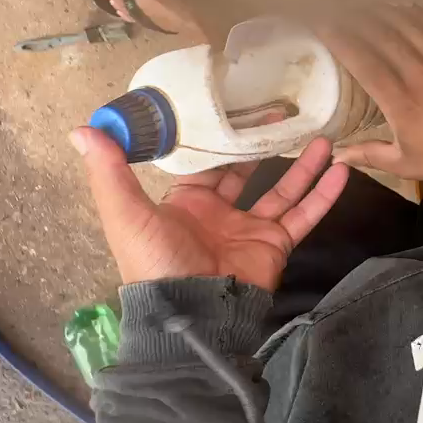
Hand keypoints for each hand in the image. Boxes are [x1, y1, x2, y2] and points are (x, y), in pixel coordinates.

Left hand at [71, 127, 349, 288]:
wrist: (190, 317)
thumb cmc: (157, 263)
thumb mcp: (126, 214)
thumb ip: (110, 172)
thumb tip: (81, 128)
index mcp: (185, 203)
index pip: (208, 161)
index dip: (224, 134)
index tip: (242, 104)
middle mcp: (220, 212)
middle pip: (250, 170)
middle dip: (268, 143)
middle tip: (288, 112)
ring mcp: (251, 229)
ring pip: (285, 188)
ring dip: (305, 164)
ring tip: (326, 135)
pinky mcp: (276, 245)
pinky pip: (304, 215)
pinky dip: (323, 195)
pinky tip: (341, 169)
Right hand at [319, 6, 422, 181]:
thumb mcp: (401, 162)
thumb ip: (367, 154)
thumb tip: (335, 155)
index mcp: (399, 100)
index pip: (362, 60)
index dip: (339, 38)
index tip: (320, 25)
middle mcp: (417, 73)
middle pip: (380, 35)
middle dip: (353, 18)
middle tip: (334, 10)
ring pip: (405, 25)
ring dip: (380, 12)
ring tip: (360, 7)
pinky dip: (413, 13)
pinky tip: (398, 8)